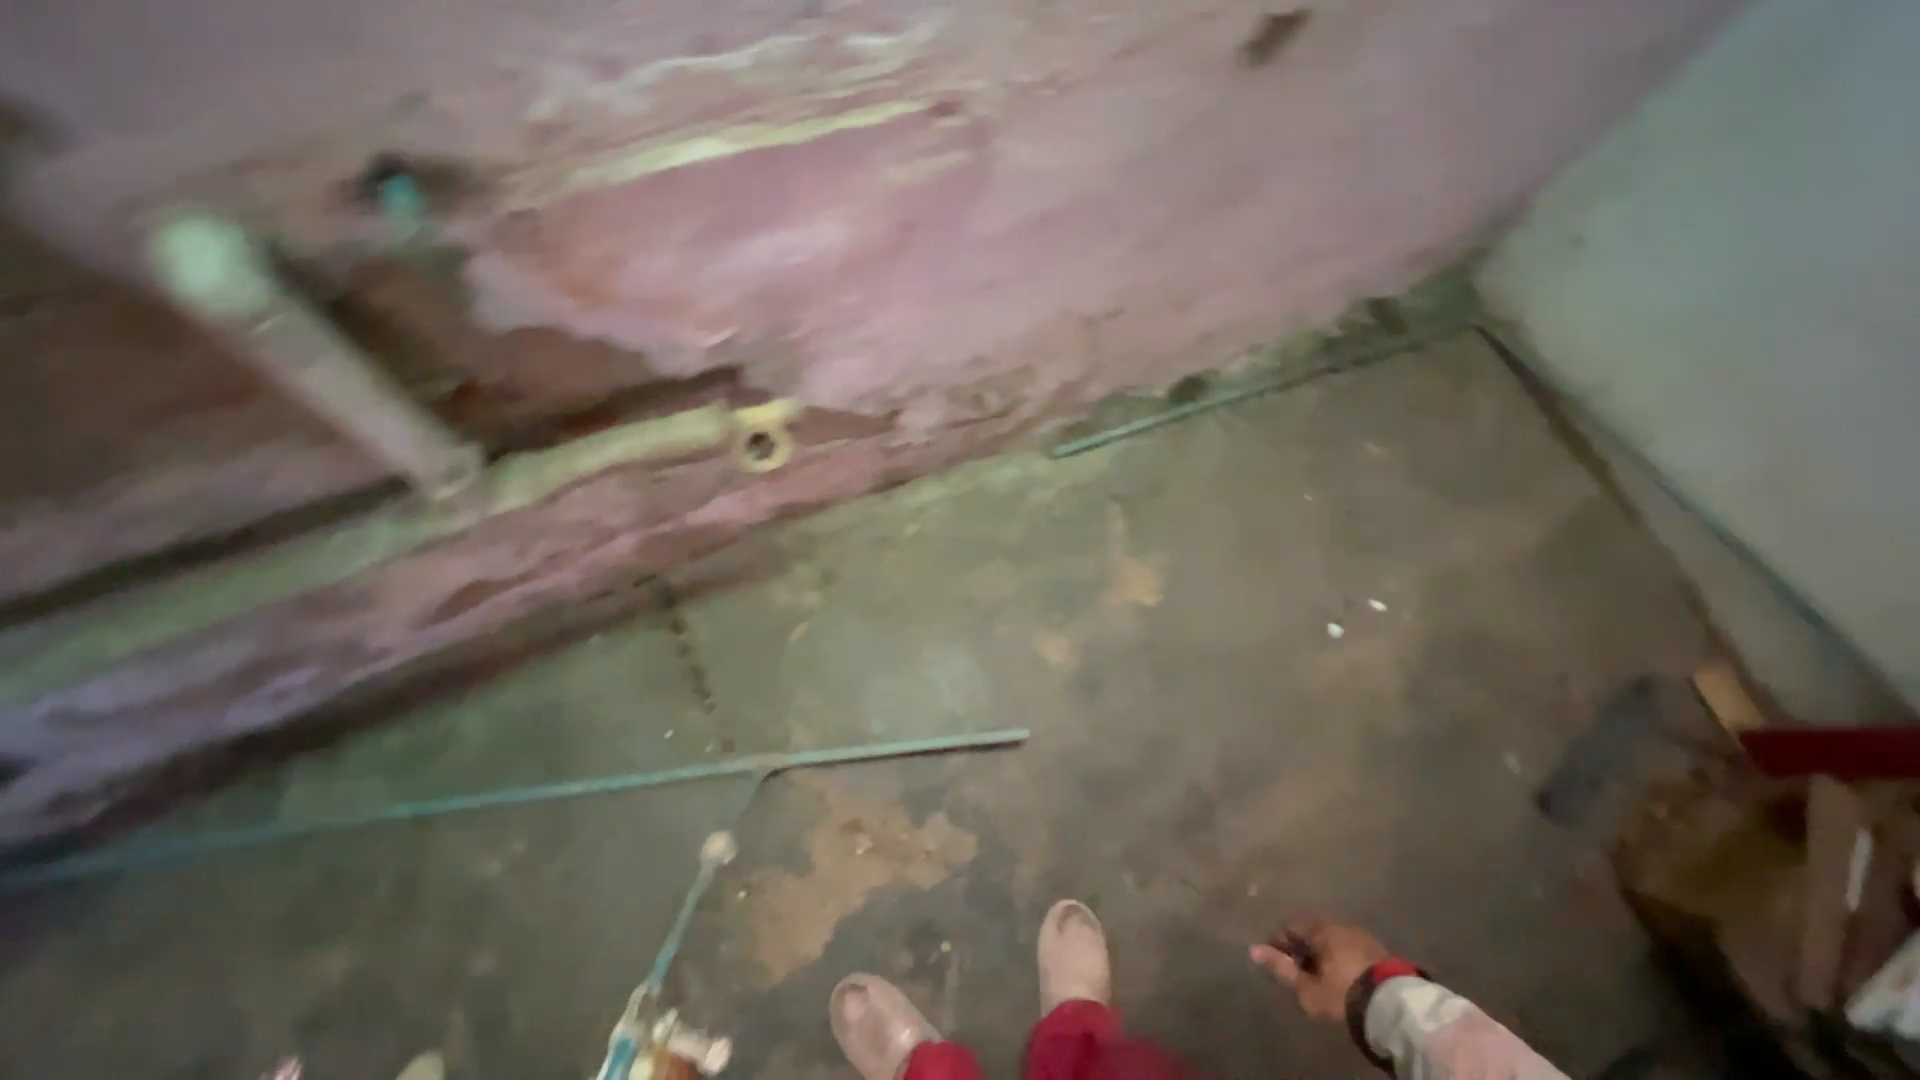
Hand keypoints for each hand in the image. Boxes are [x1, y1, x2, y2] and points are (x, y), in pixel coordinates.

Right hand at [1249, 915, 1389, 1022]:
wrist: (1395, 1007)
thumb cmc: (1343, 994)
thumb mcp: (1307, 988)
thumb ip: (1281, 968)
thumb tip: (1253, 949)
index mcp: (1319, 927)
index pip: (1288, 924)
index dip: (1277, 942)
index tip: (1276, 963)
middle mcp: (1339, 923)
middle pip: (1311, 929)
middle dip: (1301, 947)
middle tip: (1297, 971)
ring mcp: (1361, 934)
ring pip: (1331, 937)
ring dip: (1321, 952)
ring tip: (1319, 976)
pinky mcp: (1379, 949)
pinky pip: (1349, 946)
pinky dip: (1339, 956)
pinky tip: (1341, 976)